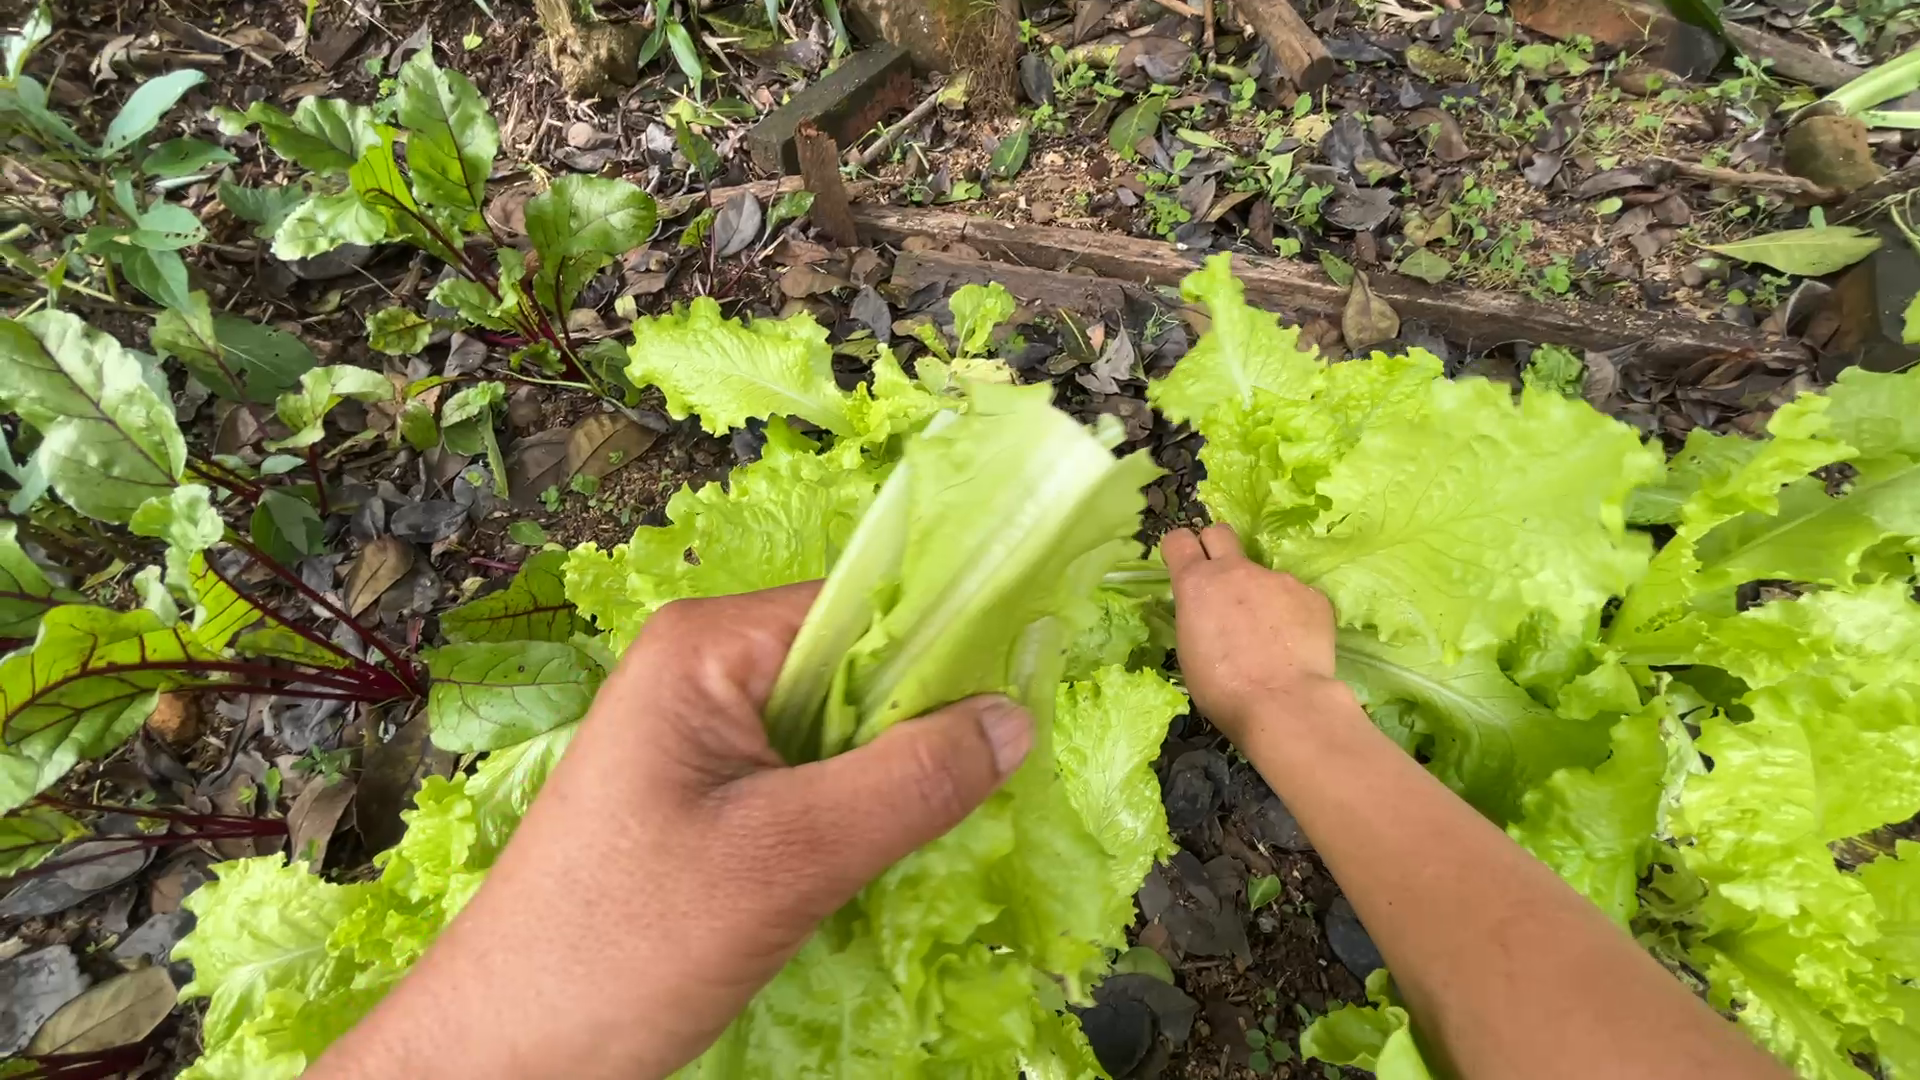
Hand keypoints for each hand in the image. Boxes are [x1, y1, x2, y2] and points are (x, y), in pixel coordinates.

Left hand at [315, 583, 1033, 1079]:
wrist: (505, 1058)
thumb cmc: (628, 943)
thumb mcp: (791, 856)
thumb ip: (913, 780)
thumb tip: (1016, 717)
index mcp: (710, 643)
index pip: (858, 609)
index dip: (937, 646)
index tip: (1006, 699)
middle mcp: (710, 663)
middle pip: (852, 662)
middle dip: (912, 719)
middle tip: (966, 782)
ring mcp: (709, 723)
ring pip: (840, 719)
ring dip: (886, 766)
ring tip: (913, 826)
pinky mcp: (715, 778)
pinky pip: (814, 762)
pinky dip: (856, 796)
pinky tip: (867, 844)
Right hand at [1160, 524, 1344, 738]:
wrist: (1283, 703)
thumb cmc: (1221, 687)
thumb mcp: (1188, 648)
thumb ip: (1196, 615)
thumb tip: (1207, 611)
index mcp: (1196, 583)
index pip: (1178, 540)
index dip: (1179, 548)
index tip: (1182, 562)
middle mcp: (1236, 570)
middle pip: (1220, 533)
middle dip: (1216, 548)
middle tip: (1220, 581)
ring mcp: (1277, 579)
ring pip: (1262, 576)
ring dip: (1259, 595)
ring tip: (1268, 636)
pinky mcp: (1312, 595)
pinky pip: (1295, 597)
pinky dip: (1290, 615)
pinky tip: (1293, 645)